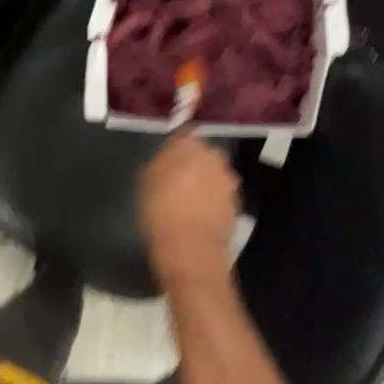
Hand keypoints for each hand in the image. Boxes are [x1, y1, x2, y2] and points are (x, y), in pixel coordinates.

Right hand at [139, 132, 239, 287]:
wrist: (189, 249)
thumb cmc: (159, 210)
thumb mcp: (146, 180)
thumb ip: (161, 161)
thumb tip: (169, 157)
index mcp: (190, 144)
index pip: (185, 134)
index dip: (177, 147)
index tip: (168, 159)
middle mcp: (215, 156)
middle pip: (204, 154)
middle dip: (195, 163)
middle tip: (179, 179)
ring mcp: (229, 180)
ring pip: (215, 175)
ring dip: (206, 182)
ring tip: (190, 201)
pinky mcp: (237, 203)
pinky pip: (221, 196)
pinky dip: (213, 201)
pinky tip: (200, 215)